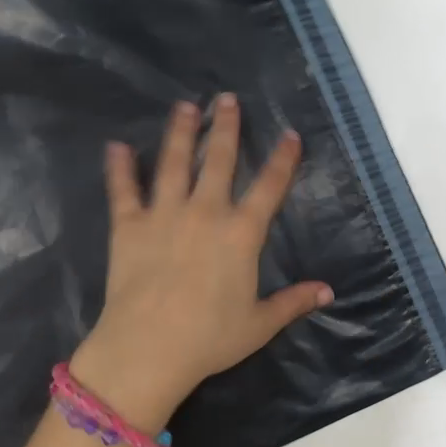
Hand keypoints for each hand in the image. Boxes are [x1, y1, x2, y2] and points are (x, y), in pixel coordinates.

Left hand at [69, 95, 331, 430]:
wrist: (148, 348)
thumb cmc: (210, 338)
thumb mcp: (259, 324)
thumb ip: (293, 302)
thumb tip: (328, 292)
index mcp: (242, 233)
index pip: (269, 187)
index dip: (283, 159)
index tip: (290, 134)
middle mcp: (205, 212)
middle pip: (220, 161)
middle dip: (226, 127)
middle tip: (226, 98)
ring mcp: (164, 215)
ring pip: (174, 163)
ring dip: (180, 133)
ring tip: (184, 106)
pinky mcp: (129, 227)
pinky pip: (124, 190)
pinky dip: (120, 168)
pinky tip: (117, 146)